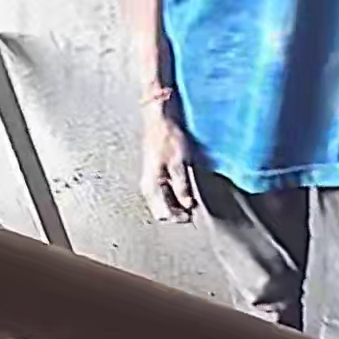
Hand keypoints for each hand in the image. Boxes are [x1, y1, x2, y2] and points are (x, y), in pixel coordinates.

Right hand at [140, 106, 195, 222]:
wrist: (159, 120)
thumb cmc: (168, 138)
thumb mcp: (180, 163)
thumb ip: (182, 187)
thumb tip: (187, 204)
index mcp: (152, 188)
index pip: (164, 213)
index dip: (178, 217)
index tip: (191, 216)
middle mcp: (147, 189)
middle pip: (160, 212)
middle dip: (175, 214)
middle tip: (190, 212)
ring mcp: (148, 183)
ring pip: (159, 204)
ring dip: (172, 206)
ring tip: (187, 202)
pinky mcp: (152, 177)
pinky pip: (160, 195)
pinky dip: (170, 198)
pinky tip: (180, 193)